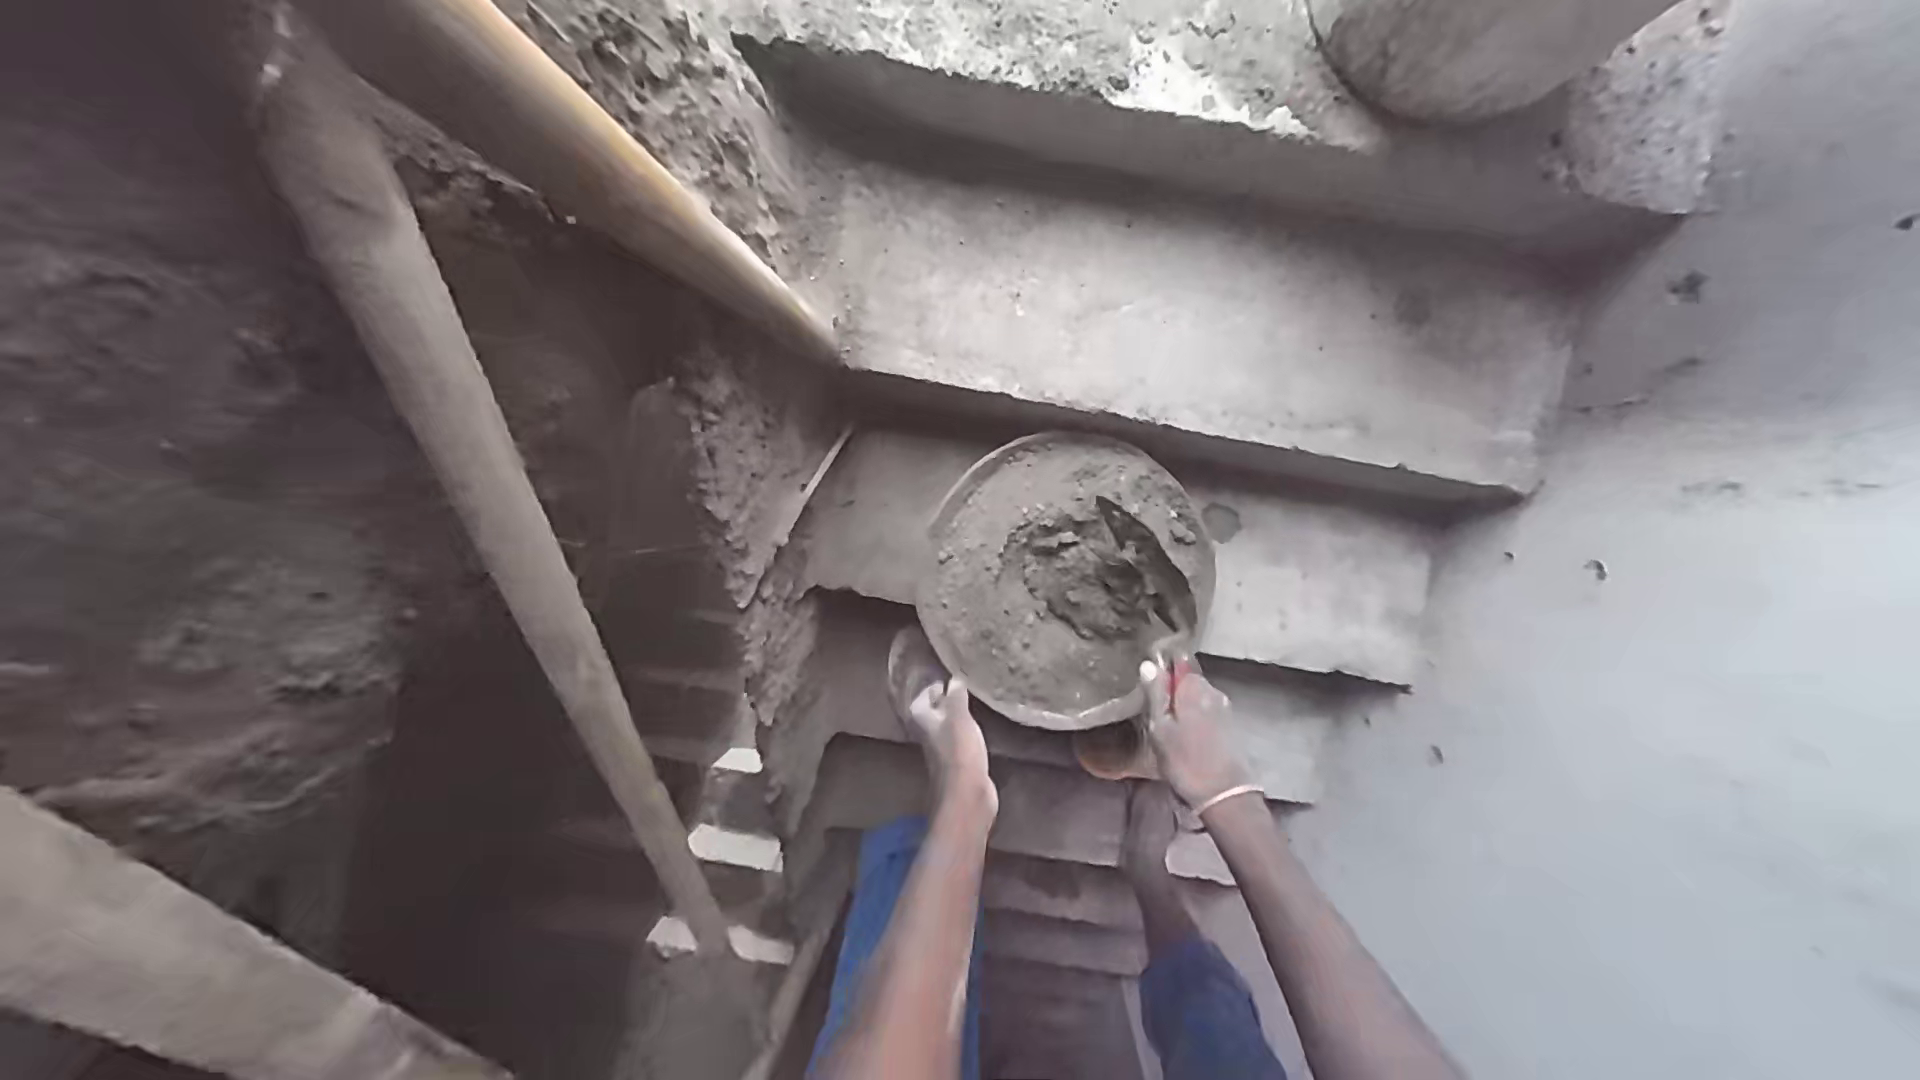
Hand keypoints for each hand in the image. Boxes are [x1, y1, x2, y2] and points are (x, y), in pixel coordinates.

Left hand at [906, 677, 995, 812]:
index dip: (931, 690)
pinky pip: (960, 744)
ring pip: (947, 730)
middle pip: (933, 716)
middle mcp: (929, 736)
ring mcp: (943, 753)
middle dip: (945, 704)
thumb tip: (954, 680)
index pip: (921, 700)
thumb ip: (956, 697)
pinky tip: (979, 732)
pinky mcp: (958, 766)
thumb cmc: (959, 751)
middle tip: (963, 692)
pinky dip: (967, 736)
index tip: (946, 681)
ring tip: (973, 708)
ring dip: (957, 720)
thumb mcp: (959, 716)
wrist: (967, 794)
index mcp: (924, 722)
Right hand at [1139, 655, 1250, 807]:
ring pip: (1198, 696)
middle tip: (1155, 707)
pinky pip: (1207, 710)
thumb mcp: (1160, 728)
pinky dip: (1196, 716)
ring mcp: (1225, 708)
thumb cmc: (1185, 760)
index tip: (1151, 678)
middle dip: (1174, 687)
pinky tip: (1187, 733)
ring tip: (1169, 722)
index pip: (1180, 660)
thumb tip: (1149, 664)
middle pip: (1189, 679)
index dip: (1164, 664)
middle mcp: (1213, 691)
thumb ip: (1155, 693)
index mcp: (1195, 687)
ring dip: (1185, 704)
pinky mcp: (1231, 726)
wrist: (1225, 796)